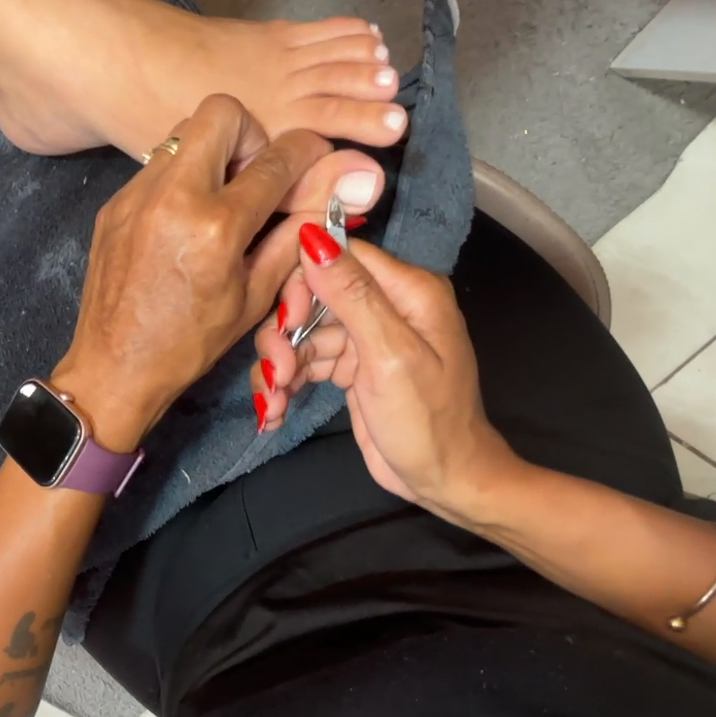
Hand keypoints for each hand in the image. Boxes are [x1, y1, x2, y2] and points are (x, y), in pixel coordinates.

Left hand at [53, 95, 338, 449]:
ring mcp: (135, 197)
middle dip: (249, 135)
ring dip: (211, 152)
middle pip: (222, 112)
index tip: (312, 161)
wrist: (114, 367)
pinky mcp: (112, 205)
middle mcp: (172, 198)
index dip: (307, 152)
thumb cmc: (188, 344)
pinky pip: (154, 166)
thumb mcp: (254, 298)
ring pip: (182, 133)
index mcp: (216, 227)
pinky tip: (183, 220)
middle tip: (250, 177)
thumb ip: (293, 236)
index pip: (277, 158)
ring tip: (217, 198)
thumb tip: (330, 191)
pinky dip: (178, 178)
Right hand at [250, 228, 520, 512]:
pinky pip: (304, 361)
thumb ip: (352, 295)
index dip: (301, 285)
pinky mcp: (348, 367)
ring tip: (274, 405)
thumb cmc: (426, 420)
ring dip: (279, 368)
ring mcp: (364, 338)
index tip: (287, 326)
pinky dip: (285, 385)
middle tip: (278, 376)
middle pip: (310, 297)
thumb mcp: (389, 355)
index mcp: (406, 291)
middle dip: (284, 337)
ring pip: (299, 334)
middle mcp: (384, 306)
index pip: (338, 258)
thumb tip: (314, 236)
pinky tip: (275, 412)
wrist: (441, 480)